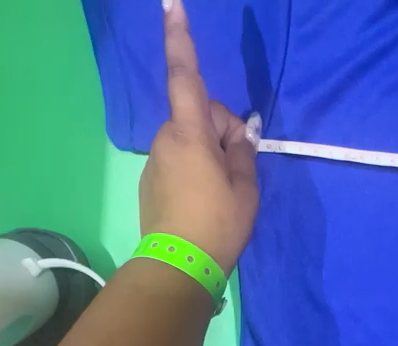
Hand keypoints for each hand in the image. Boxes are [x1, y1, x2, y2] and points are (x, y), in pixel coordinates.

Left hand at [139, 0, 257, 272]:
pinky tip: (206, 204)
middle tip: (241, 170)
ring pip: (191, 141)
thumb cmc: (218, 225)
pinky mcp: (151, 182)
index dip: (181, 39)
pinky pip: (180, 163)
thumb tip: (241, 136)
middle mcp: (167, 139)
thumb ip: (244, 154)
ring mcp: (156, 161)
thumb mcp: (245, 191)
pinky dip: (196, 173)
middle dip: (222, 132)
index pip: (186, 77)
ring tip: (224, 193)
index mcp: (191, 134)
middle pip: (200, 116)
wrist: (180, 266)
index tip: (170, 3)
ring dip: (210, 155)